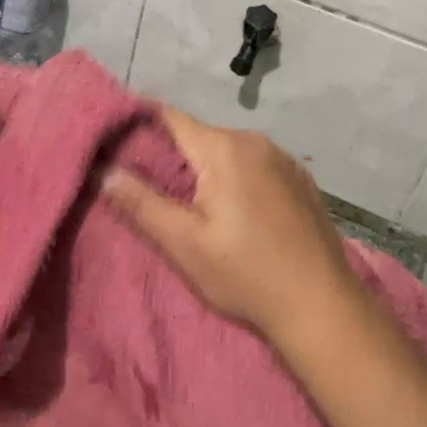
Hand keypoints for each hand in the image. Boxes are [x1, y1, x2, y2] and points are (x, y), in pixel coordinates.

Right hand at [102, 107, 360, 339]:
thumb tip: (103, 170)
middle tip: (142, 188)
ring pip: (225, 152)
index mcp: (224, 148)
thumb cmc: (247, 275)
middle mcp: (255, 141)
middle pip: (196, 135)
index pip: (167, 117)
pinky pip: (252, 166)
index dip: (135, 126)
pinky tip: (231, 214)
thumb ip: (140, 203)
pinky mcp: (299, 180)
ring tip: (185, 205)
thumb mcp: (184, 244)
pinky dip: (233, 179)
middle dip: (168, 156)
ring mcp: (282, 160)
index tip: (111, 145)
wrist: (324, 308)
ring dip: (202, 170)